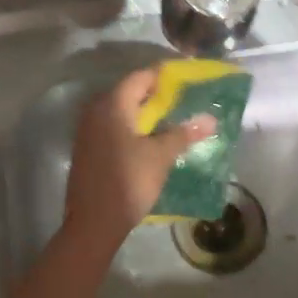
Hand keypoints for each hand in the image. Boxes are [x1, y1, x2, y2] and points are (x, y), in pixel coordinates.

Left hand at [63, 68, 216, 245]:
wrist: (93, 222)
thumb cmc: (129, 182)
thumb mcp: (161, 156)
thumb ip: (184, 133)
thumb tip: (210, 119)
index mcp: (112, 104)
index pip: (140, 77)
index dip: (164, 76)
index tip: (187, 79)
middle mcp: (95, 110)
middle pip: (128, 92)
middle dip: (155, 94)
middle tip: (182, 100)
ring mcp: (87, 130)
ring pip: (119, 111)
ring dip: (143, 112)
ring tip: (170, 120)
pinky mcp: (86, 148)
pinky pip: (111, 127)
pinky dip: (130, 127)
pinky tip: (148, 140)